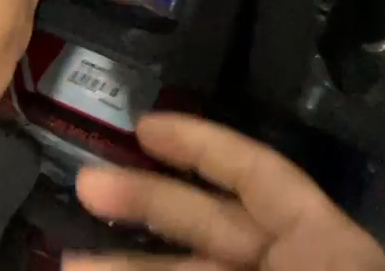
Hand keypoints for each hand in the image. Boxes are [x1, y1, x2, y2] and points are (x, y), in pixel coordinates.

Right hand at [67, 114, 384, 270]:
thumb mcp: (290, 270)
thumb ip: (198, 269)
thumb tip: (113, 263)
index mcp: (317, 243)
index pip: (254, 174)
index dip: (198, 144)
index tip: (142, 128)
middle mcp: (287, 270)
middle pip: (208, 224)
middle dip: (145, 203)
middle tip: (84, 186)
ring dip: (131, 268)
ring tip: (67, 263)